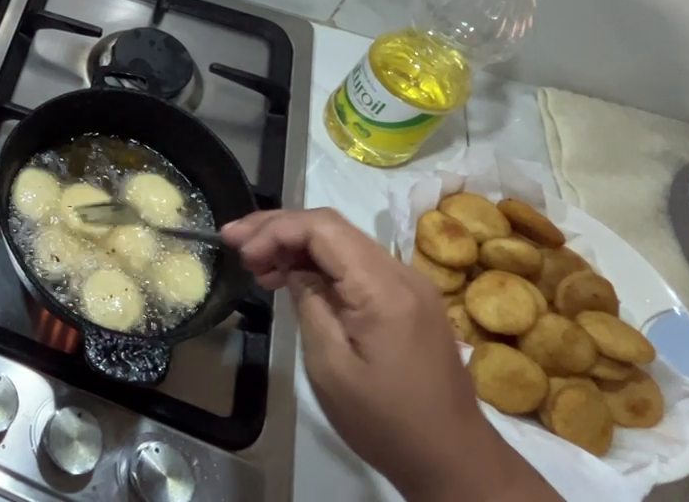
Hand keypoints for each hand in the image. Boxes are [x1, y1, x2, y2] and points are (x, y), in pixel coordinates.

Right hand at [221, 208, 560, 501]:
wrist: (454, 462)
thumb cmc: (386, 421)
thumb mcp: (330, 366)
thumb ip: (309, 304)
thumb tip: (293, 270)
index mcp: (384, 288)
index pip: (321, 228)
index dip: (274, 230)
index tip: (240, 251)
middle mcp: (402, 274)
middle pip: (331, 226)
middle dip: (277, 228)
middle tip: (234, 242)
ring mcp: (409, 285)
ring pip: (342, 241)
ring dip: (295, 243)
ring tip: (255, 263)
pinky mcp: (409, 300)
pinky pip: (356, 263)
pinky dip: (318, 262)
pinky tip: (291, 277)